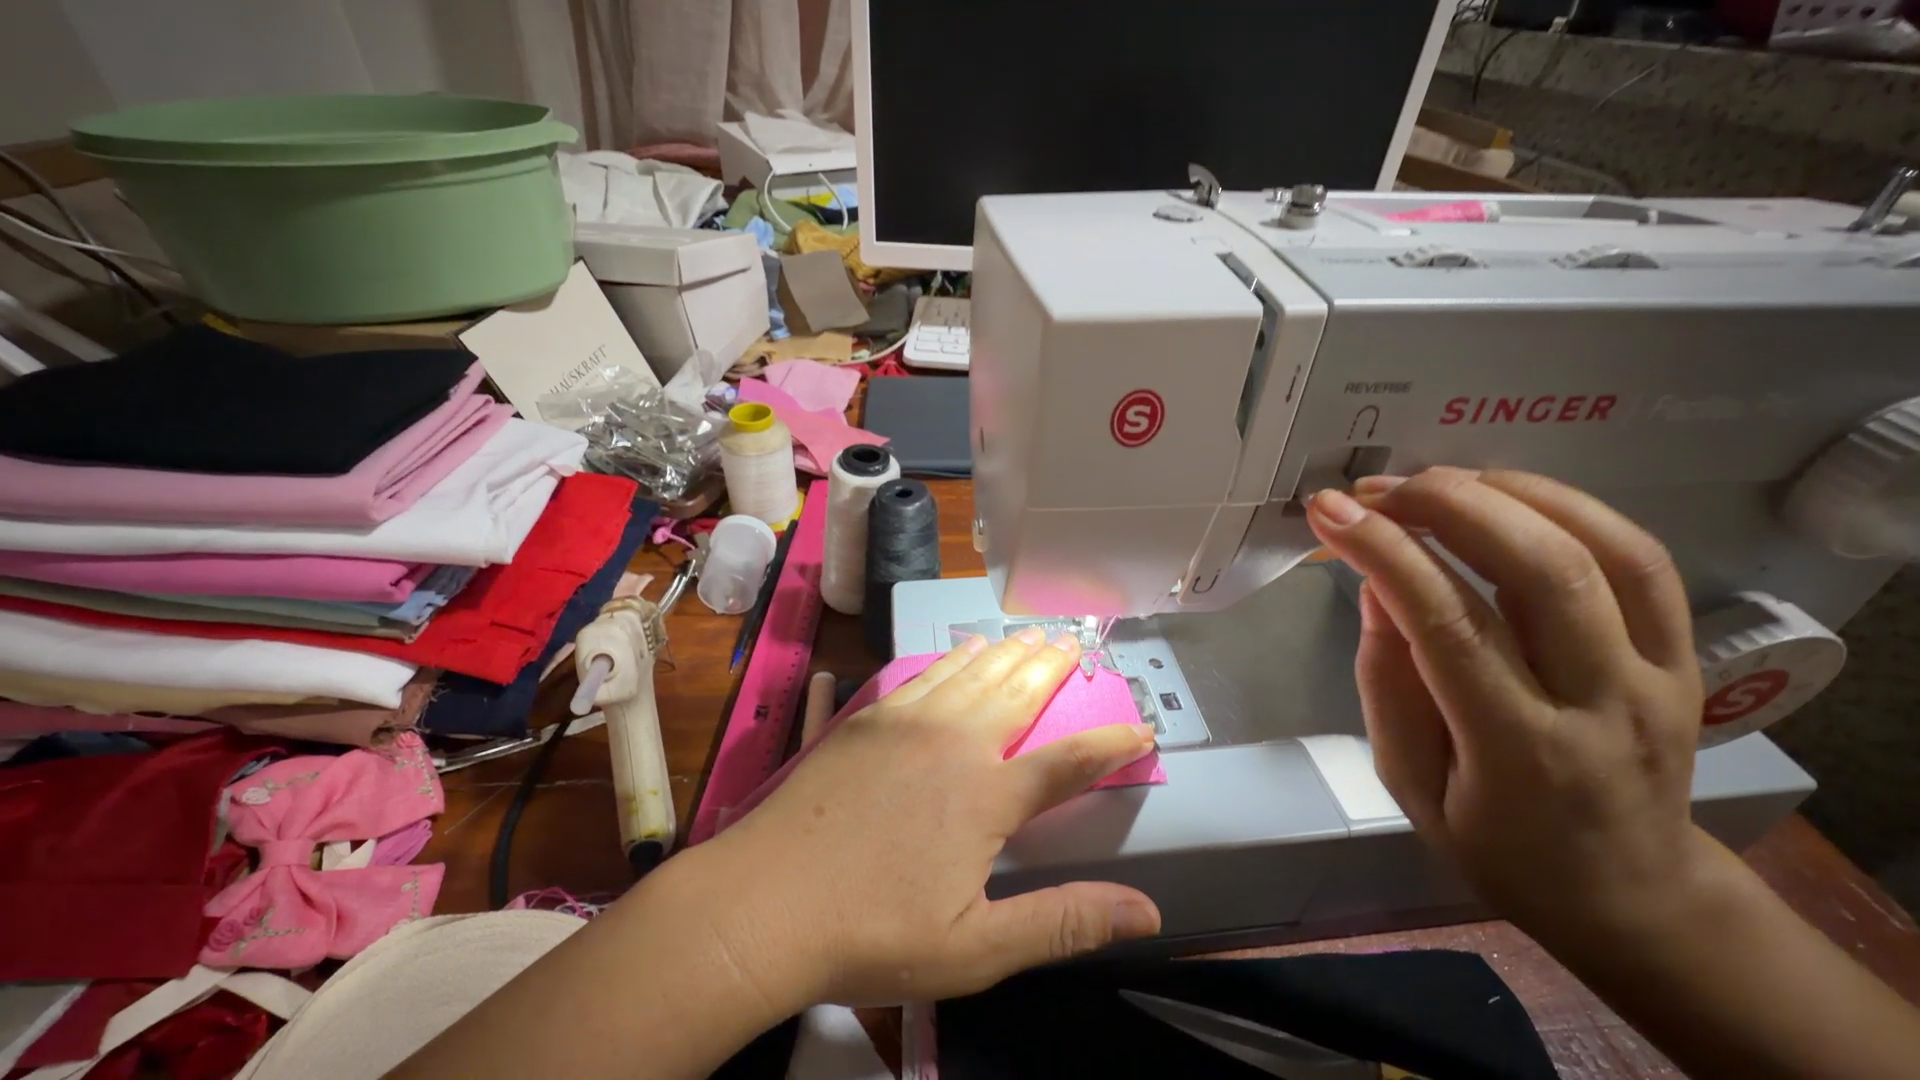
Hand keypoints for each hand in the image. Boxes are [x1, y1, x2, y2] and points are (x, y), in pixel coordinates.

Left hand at [695, 628, 1160, 1007]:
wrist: (763, 903)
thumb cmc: (872, 932)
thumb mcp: (977, 949)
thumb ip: (1063, 924)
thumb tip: (1146, 912)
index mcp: (987, 796)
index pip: (1069, 763)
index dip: (1111, 744)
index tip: (1141, 728)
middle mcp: (954, 743)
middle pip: (1017, 692)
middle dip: (1052, 667)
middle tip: (1074, 641)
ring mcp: (905, 724)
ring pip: (971, 673)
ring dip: (1006, 652)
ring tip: (1029, 634)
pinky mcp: (865, 720)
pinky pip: (923, 675)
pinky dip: (953, 659)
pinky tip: (961, 652)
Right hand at [1304, 468, 1712, 943]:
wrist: (1626, 891)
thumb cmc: (1495, 846)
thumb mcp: (1409, 785)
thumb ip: (1388, 683)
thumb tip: (1377, 584)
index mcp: (1520, 751)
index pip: (1451, 625)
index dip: (1386, 553)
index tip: (1329, 511)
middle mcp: (1603, 704)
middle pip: (1541, 570)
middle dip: (1448, 505)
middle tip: (1377, 489)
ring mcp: (1661, 673)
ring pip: (1604, 548)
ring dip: (1510, 492)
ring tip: (1435, 481)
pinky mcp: (1687, 654)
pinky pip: (1641, 557)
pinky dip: (1570, 506)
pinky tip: (1506, 495)